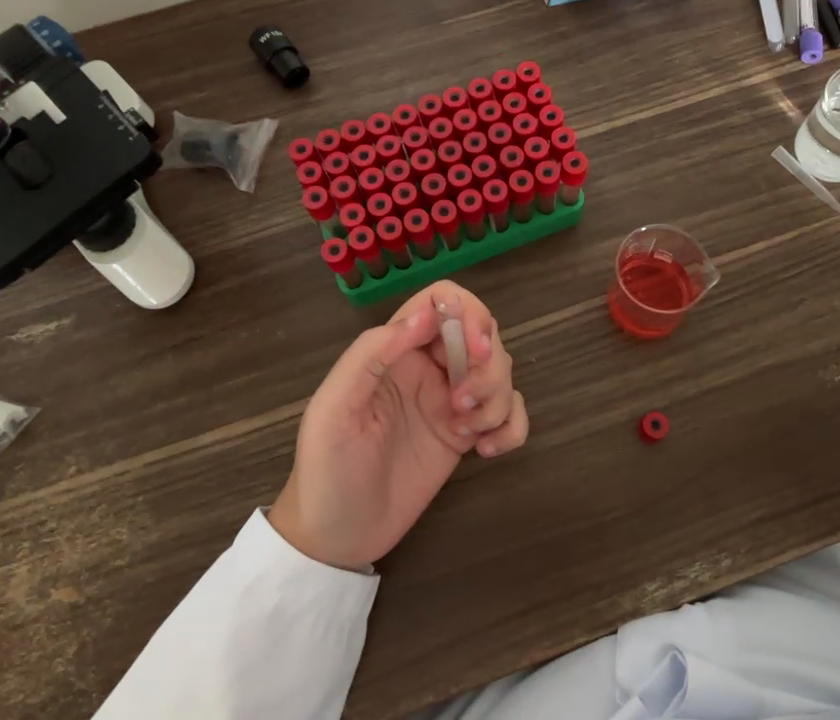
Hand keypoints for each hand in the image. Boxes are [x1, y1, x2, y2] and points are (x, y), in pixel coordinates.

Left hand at [268, 282, 529, 569]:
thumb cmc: (327, 469)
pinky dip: (512, 426)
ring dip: (497, 398)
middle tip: (463, 404)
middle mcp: (426, 368)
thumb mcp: (336, 407)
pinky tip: (488, 451)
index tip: (474, 351)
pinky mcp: (465, 437)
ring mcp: (449, 402)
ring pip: (500, 372)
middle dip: (487, 364)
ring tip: (468, 434)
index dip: (469, 313)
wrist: (335, 538)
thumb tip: (426, 313)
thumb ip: (373, 353)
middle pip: (481, 335)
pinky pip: (509, 413)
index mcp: (393, 350)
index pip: (442, 301)